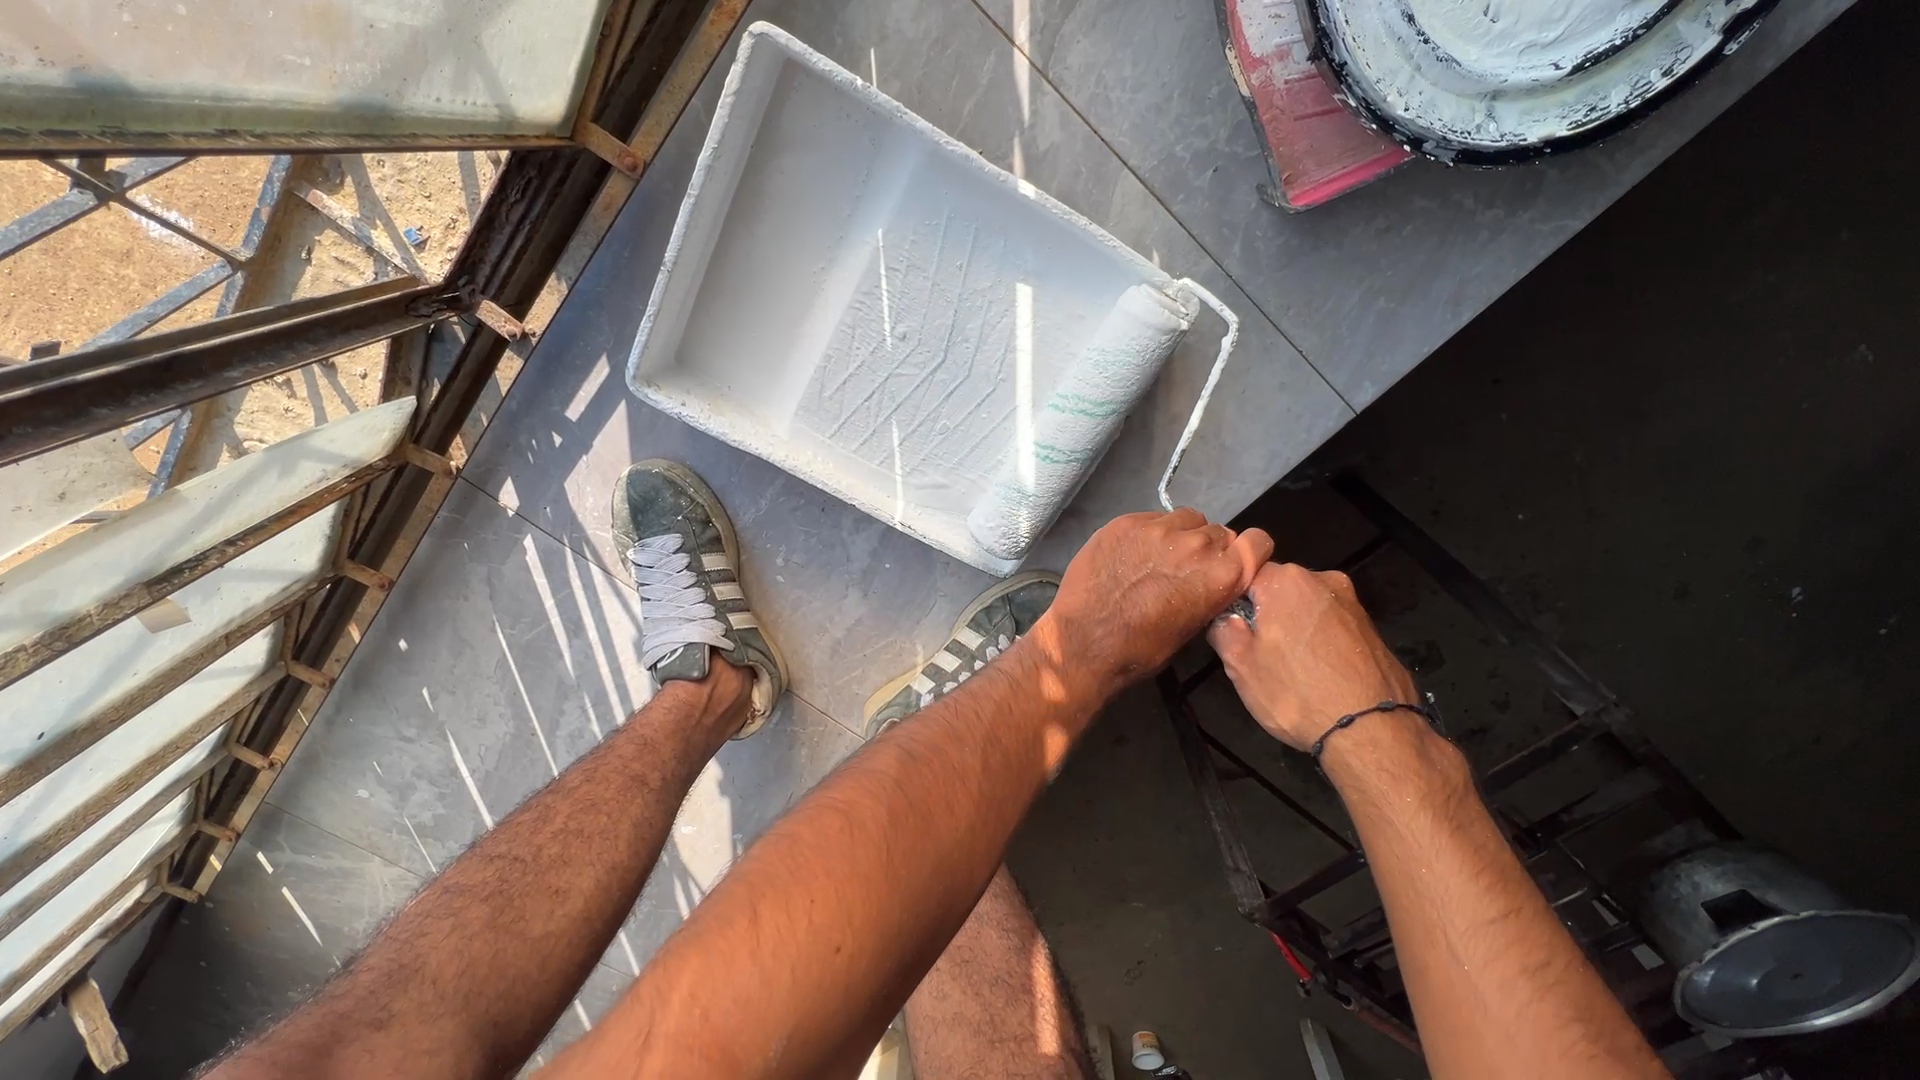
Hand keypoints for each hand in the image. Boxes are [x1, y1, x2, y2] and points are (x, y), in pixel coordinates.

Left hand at [1038, 508, 1271, 696]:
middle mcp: (1197, 544)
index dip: (1248, 551)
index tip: (1233, 561)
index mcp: (1222, 575)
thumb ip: (1211, 592)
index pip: (1258, 542)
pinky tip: (1131, 555)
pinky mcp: (1126, 522)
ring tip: (1157, 558)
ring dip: (1180, 536)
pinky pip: (1151, 518)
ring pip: (1186, 519)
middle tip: (1184, 570)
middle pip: (1218, 533)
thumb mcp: (1192, 627)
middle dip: (1208, 549)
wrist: (1084, 642)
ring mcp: (1159, 529)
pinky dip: (1148, 533)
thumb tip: (1211, 580)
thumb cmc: (1141, 649)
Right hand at [1206, 562, 1416, 750]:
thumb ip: (1223, 630)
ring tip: (1289, 667)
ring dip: (1295, 628)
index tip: (1229, 625)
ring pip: (1308, 608)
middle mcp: (1323, 580)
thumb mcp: (1239, 665)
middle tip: (1256, 651)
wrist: (1373, 731)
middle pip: (1280, 589)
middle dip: (1266, 612)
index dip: (1233, 599)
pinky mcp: (1373, 630)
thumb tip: (1224, 618)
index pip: (1246, 573)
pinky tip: (1318, 673)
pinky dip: (1321, 642)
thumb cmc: (1296, 693)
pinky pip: (1333, 627)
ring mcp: (1353, 604)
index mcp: (1286, 580)